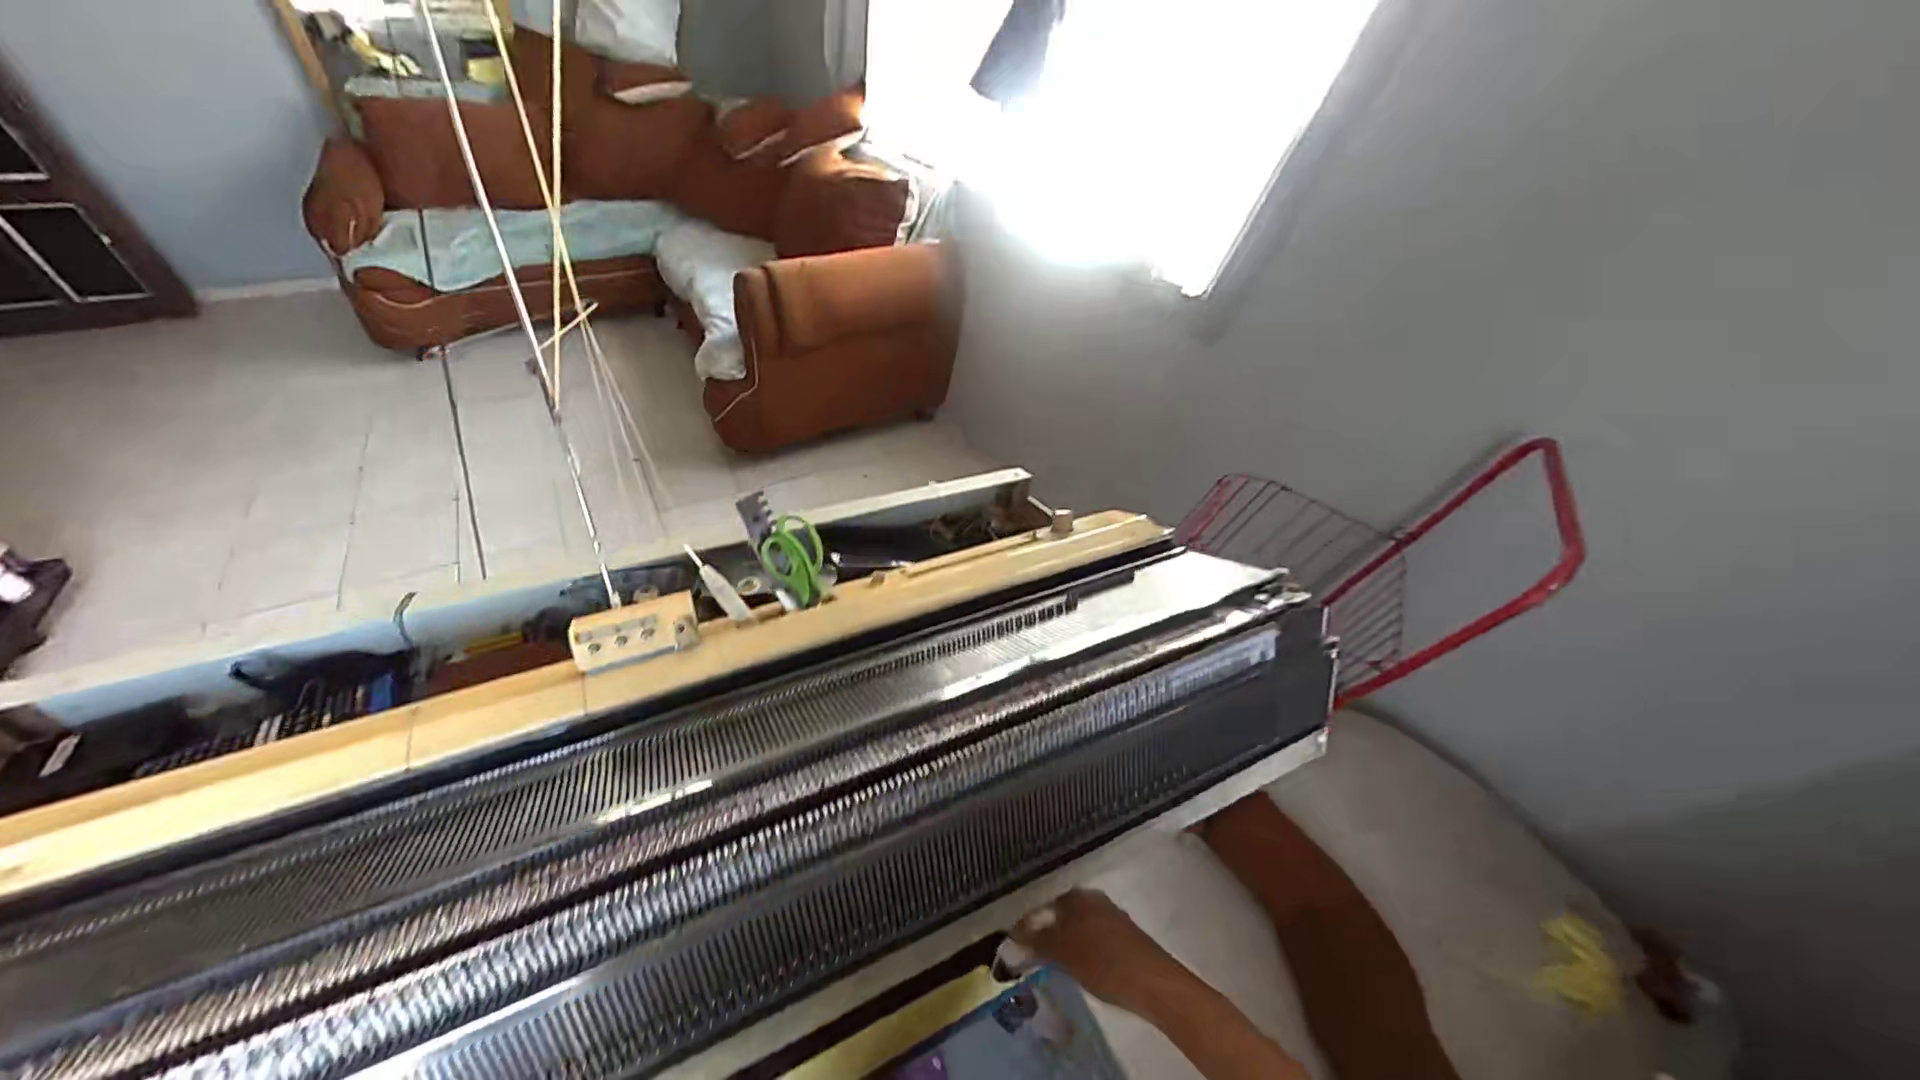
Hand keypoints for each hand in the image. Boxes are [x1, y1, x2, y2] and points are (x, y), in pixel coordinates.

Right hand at [1009, 888, 1186, 1017]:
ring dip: (1063, 941)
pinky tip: (1078, 965)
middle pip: (1060, 913)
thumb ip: (1036, 942)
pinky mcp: (1124, 936)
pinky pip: (1092, 936)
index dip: (1027, 923)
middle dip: (1045, 931)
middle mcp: (1094, 899)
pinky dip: (1080, 948)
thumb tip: (1013, 933)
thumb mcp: (1063, 954)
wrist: (1154, 983)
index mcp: (1077, 897)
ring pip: (1077, 925)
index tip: (1015, 942)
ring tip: (1051, 962)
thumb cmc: (1104, 963)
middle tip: (1031, 953)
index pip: (1043, 904)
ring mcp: (1111, 916)